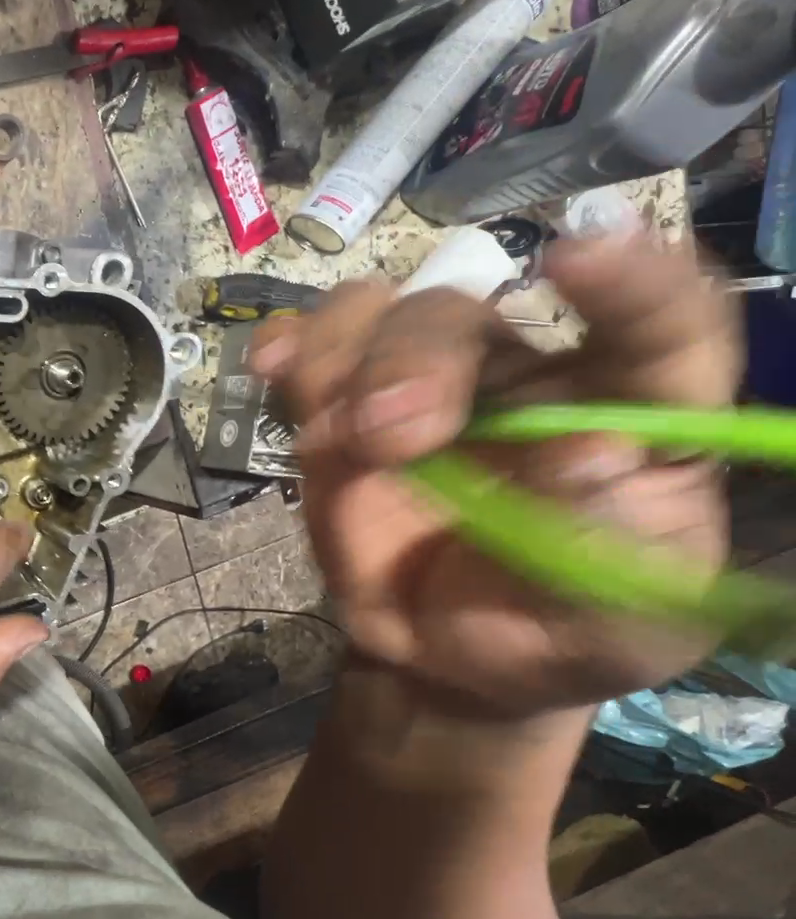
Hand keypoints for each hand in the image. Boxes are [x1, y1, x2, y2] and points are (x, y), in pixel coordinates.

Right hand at [252, 235, 741, 718]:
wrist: (449, 657)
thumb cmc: (554, 636)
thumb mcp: (617, 624)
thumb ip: (616, 547)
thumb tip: (589, 456)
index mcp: (629, 414)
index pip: (656, 323)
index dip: (630, 281)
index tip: (577, 255)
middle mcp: (519, 383)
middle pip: (459, 316)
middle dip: (413, 364)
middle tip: (390, 442)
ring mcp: (419, 393)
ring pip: (374, 317)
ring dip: (340, 359)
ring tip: (327, 436)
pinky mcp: (339, 417)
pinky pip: (307, 353)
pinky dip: (284, 349)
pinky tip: (268, 371)